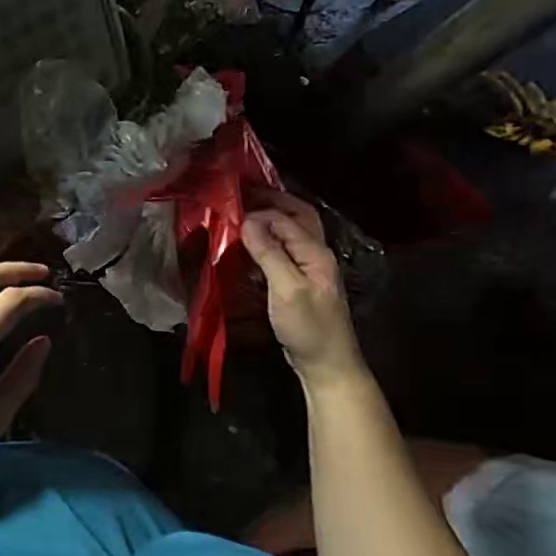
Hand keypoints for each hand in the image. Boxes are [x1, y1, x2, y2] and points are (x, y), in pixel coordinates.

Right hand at [240, 188, 363, 385]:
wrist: (326, 362)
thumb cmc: (308, 327)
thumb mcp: (287, 289)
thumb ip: (270, 254)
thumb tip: (249, 222)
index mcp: (316, 252)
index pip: (286, 220)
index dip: (259, 211)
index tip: (230, 208)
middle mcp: (316, 254)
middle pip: (297, 217)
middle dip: (272, 202)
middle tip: (241, 193)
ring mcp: (309, 268)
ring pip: (291, 232)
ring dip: (270, 218)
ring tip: (243, 212)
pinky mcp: (299, 281)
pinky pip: (284, 250)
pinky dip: (268, 239)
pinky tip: (251, 244)